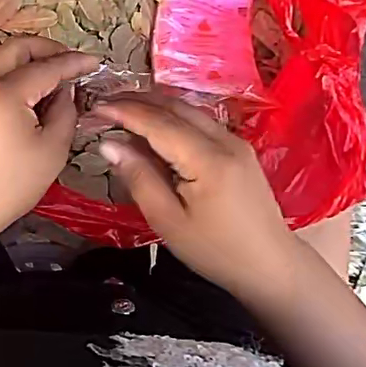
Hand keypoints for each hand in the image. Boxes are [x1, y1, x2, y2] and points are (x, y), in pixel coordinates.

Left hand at [0, 36, 98, 234]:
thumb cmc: (10, 185)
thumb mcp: (52, 149)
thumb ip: (65, 111)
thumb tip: (65, 91)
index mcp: (7, 92)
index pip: (48, 66)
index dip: (76, 62)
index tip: (96, 62)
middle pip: (18, 47)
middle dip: (48, 48)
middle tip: (72, 62)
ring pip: (4, 60)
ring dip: (31, 60)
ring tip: (57, 79)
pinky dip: (18, 75)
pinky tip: (36, 95)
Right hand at [94, 94, 309, 296]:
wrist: (270, 265)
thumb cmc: (216, 251)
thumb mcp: (168, 221)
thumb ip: (139, 177)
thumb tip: (109, 144)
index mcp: (208, 159)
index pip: (158, 122)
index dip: (124, 111)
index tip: (95, 107)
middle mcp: (225, 140)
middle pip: (175, 107)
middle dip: (137, 101)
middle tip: (104, 104)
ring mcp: (235, 142)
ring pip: (189, 111)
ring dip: (155, 107)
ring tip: (122, 112)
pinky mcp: (239, 149)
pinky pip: (200, 123)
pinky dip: (172, 119)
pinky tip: (154, 130)